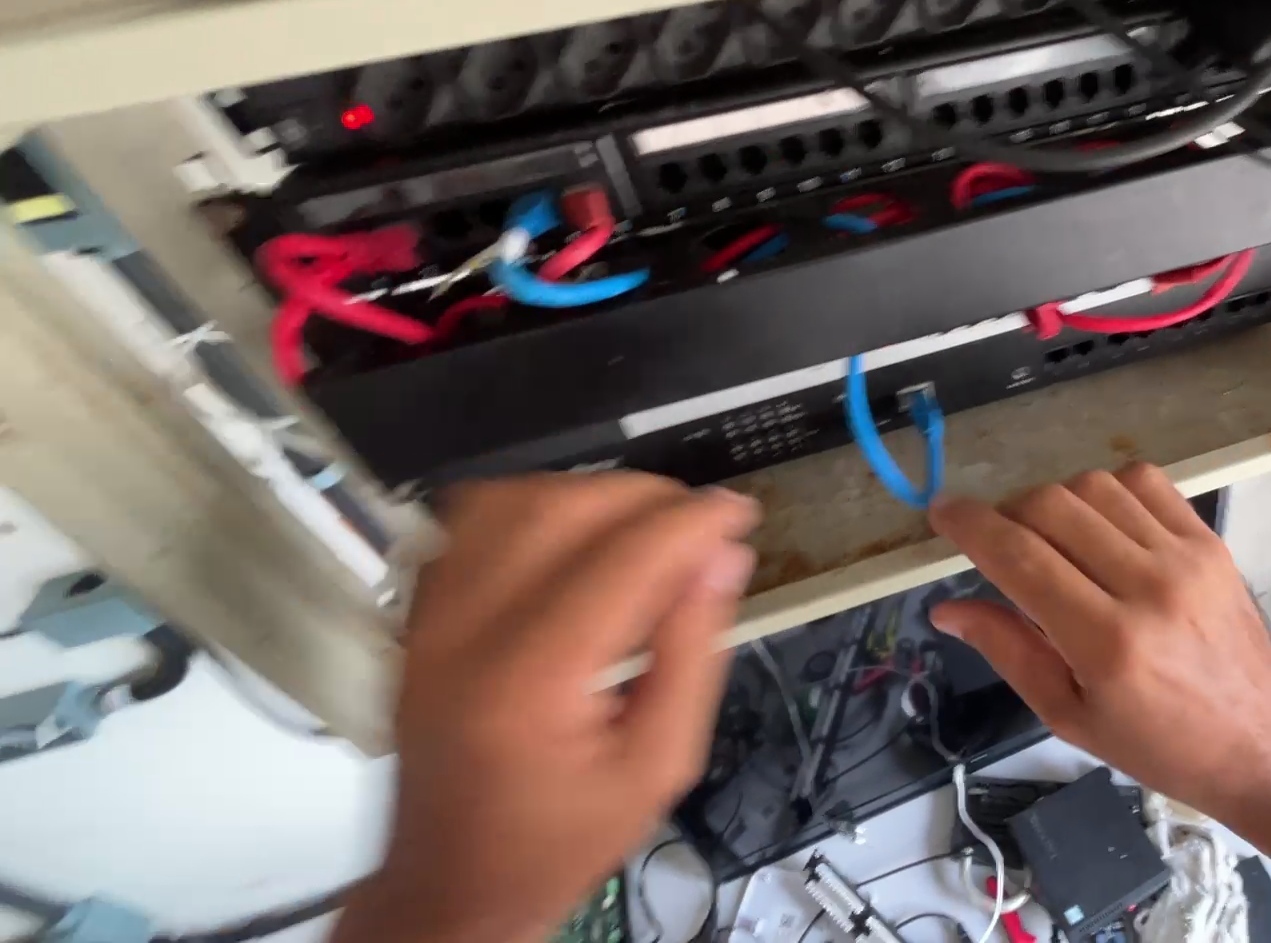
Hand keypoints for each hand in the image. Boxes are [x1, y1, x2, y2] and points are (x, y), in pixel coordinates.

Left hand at [333, 475, 758, 942]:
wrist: (450, 886)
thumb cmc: (561, 837)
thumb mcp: (662, 762)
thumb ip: (695, 651)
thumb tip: (723, 558)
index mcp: (532, 685)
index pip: (627, 558)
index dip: (695, 521)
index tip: (739, 512)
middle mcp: (465, 637)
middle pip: (566, 510)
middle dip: (652, 498)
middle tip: (700, 524)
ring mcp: (430, 619)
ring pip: (518, 499)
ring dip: (598, 494)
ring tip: (649, 525)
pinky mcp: (421, 612)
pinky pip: (476, 517)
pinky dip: (542, 503)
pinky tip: (583, 533)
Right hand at [928, 464, 1270, 823]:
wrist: (1261, 742)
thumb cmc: (1157, 744)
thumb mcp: (1068, 715)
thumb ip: (1005, 649)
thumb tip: (946, 607)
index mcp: (1106, 643)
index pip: (1019, 557)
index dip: (970, 525)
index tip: (942, 513)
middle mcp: (1147, 587)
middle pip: (1051, 507)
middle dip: (1006, 512)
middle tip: (999, 541)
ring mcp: (1185, 556)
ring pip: (1093, 486)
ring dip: (1053, 501)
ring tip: (1050, 538)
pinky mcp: (1208, 540)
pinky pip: (1143, 481)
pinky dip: (1104, 489)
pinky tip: (1099, 522)